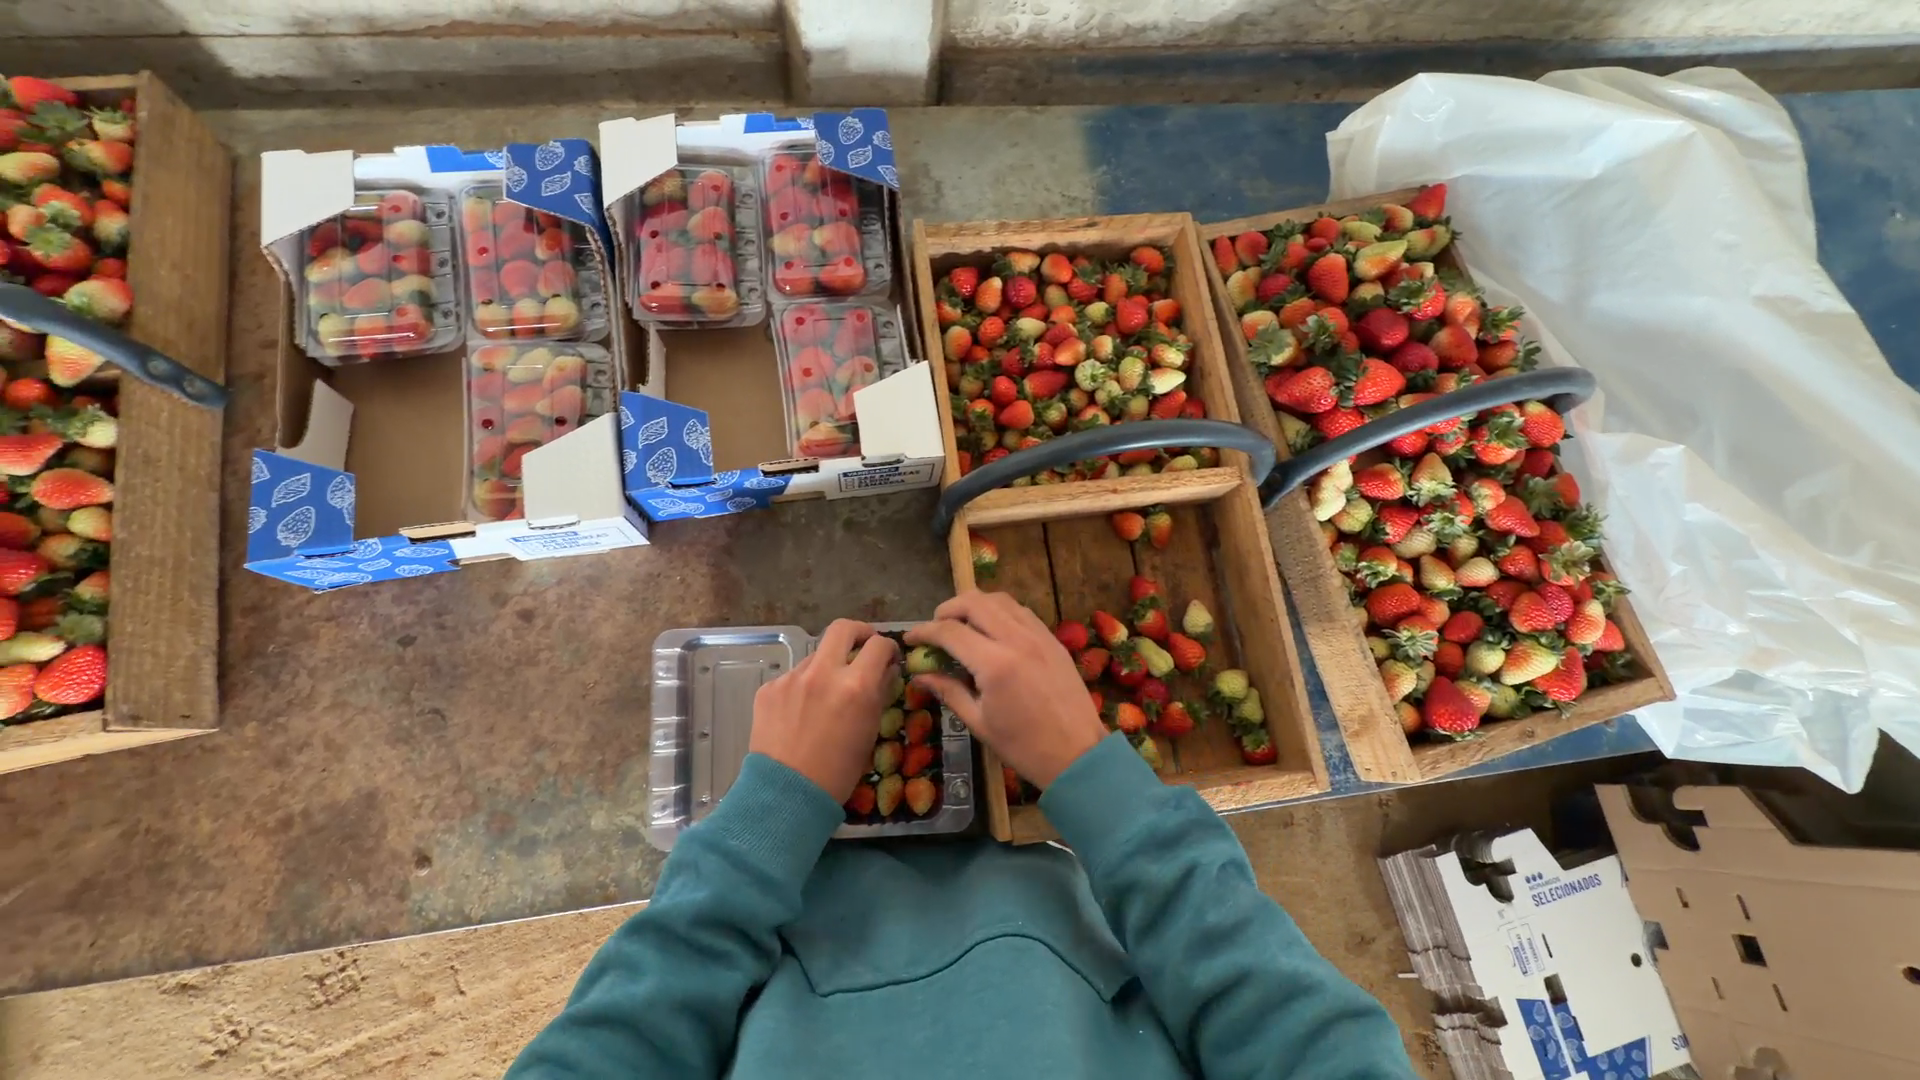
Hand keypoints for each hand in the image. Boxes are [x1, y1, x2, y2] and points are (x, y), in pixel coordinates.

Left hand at [750, 619, 900, 801]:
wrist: (786, 795)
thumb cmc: (838, 771)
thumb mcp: (869, 731)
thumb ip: (878, 693)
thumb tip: (885, 670)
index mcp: (855, 685)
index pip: (878, 645)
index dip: (887, 647)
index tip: (888, 656)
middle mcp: (823, 673)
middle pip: (842, 628)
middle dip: (858, 632)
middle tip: (862, 646)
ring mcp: (792, 678)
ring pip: (816, 656)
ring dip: (827, 667)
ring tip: (826, 696)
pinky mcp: (769, 688)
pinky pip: (793, 678)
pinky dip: (803, 688)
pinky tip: (800, 714)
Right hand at [906, 591, 1105, 788]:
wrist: (1078, 755)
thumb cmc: (1024, 747)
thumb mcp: (979, 722)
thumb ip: (948, 691)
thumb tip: (919, 675)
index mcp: (995, 664)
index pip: (950, 631)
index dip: (924, 631)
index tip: (910, 639)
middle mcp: (1017, 639)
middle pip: (974, 602)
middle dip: (947, 610)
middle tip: (935, 628)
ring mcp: (1039, 635)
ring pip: (1000, 600)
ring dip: (975, 605)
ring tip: (961, 625)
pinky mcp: (1053, 639)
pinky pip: (1021, 612)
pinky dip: (1000, 612)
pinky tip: (992, 631)